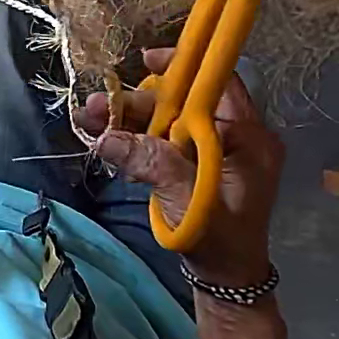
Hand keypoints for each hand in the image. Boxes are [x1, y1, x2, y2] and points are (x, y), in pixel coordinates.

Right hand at [74, 51, 283, 287]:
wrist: (225, 277)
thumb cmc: (217, 239)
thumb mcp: (187, 199)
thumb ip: (152, 164)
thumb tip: (106, 138)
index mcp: (247, 138)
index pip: (218, 84)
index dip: (183, 67)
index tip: (145, 61)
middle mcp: (233, 138)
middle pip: (183, 103)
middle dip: (138, 103)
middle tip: (98, 106)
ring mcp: (213, 152)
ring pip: (168, 122)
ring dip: (129, 121)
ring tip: (91, 121)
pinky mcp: (195, 166)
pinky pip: (165, 142)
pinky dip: (137, 139)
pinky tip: (108, 140)